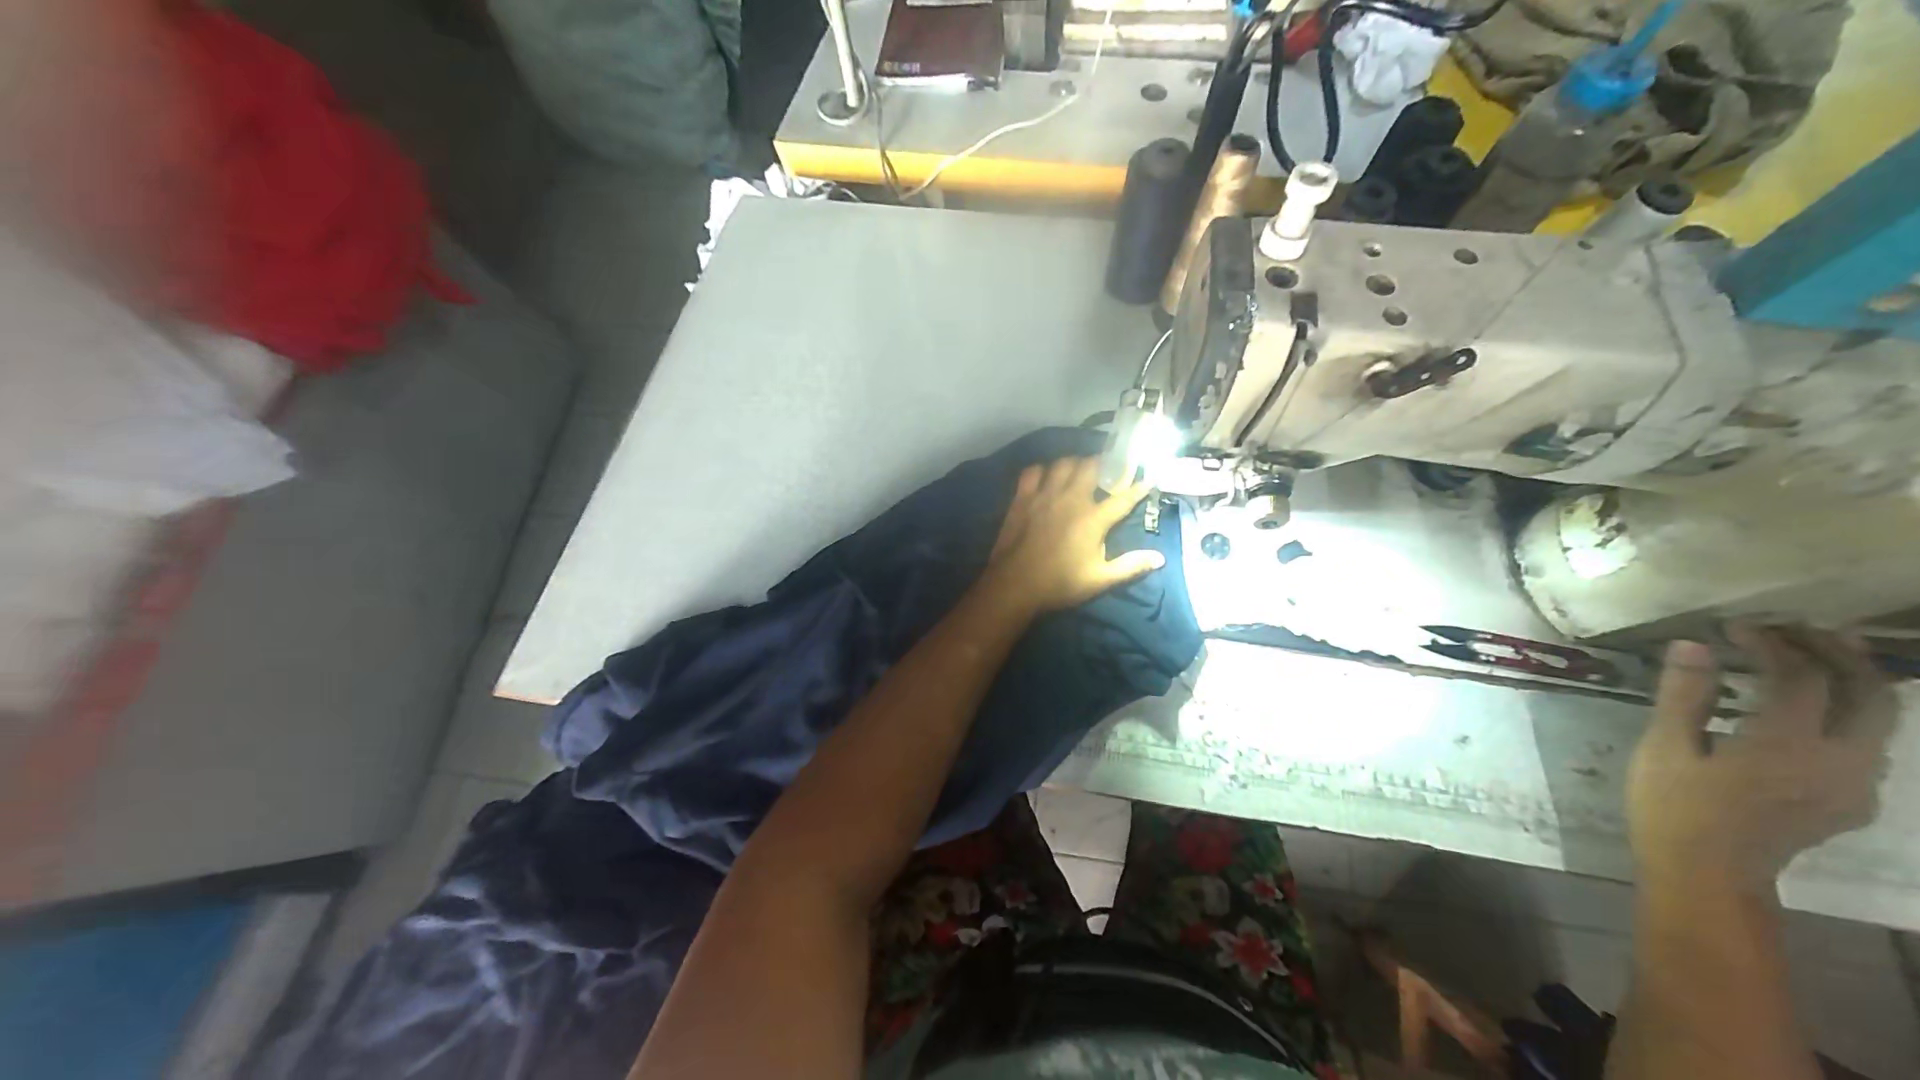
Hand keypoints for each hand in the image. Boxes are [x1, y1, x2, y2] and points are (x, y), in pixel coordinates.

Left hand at [981, 457, 1164, 614]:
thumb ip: (1130, 566)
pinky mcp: (1022, 498)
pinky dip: (1042, 470)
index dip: (1139, 487)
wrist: (1014, 586)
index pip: (1123, 497)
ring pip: (1063, 464)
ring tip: (1080, 470)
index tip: (1150, 478)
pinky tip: (1046, 477)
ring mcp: (1044, 495)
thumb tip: (1160, 558)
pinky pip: (1033, 472)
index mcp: (1093, 519)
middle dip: (1105, 464)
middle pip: (1092, 467)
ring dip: (1075, 463)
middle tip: (1110, 470)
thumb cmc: (1060, 584)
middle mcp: (1071, 499)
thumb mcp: (1100, 580)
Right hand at [1626, 625, 1896, 899]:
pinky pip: (1869, 745)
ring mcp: (1855, 784)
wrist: (1707, 873)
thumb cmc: (1674, 807)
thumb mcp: (1664, 748)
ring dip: (1853, 681)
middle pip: (1867, 693)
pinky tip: (1815, 710)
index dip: (1770, 644)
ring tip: (1817, 657)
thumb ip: (1685, 696)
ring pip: (1880, 720)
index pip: (1798, 677)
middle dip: (1837, 654)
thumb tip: (1694, 645)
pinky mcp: (1851, 799)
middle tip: (1798, 630)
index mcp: (1787, 745)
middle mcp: (1840, 761)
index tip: (1734, 628)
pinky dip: (1849, 713)